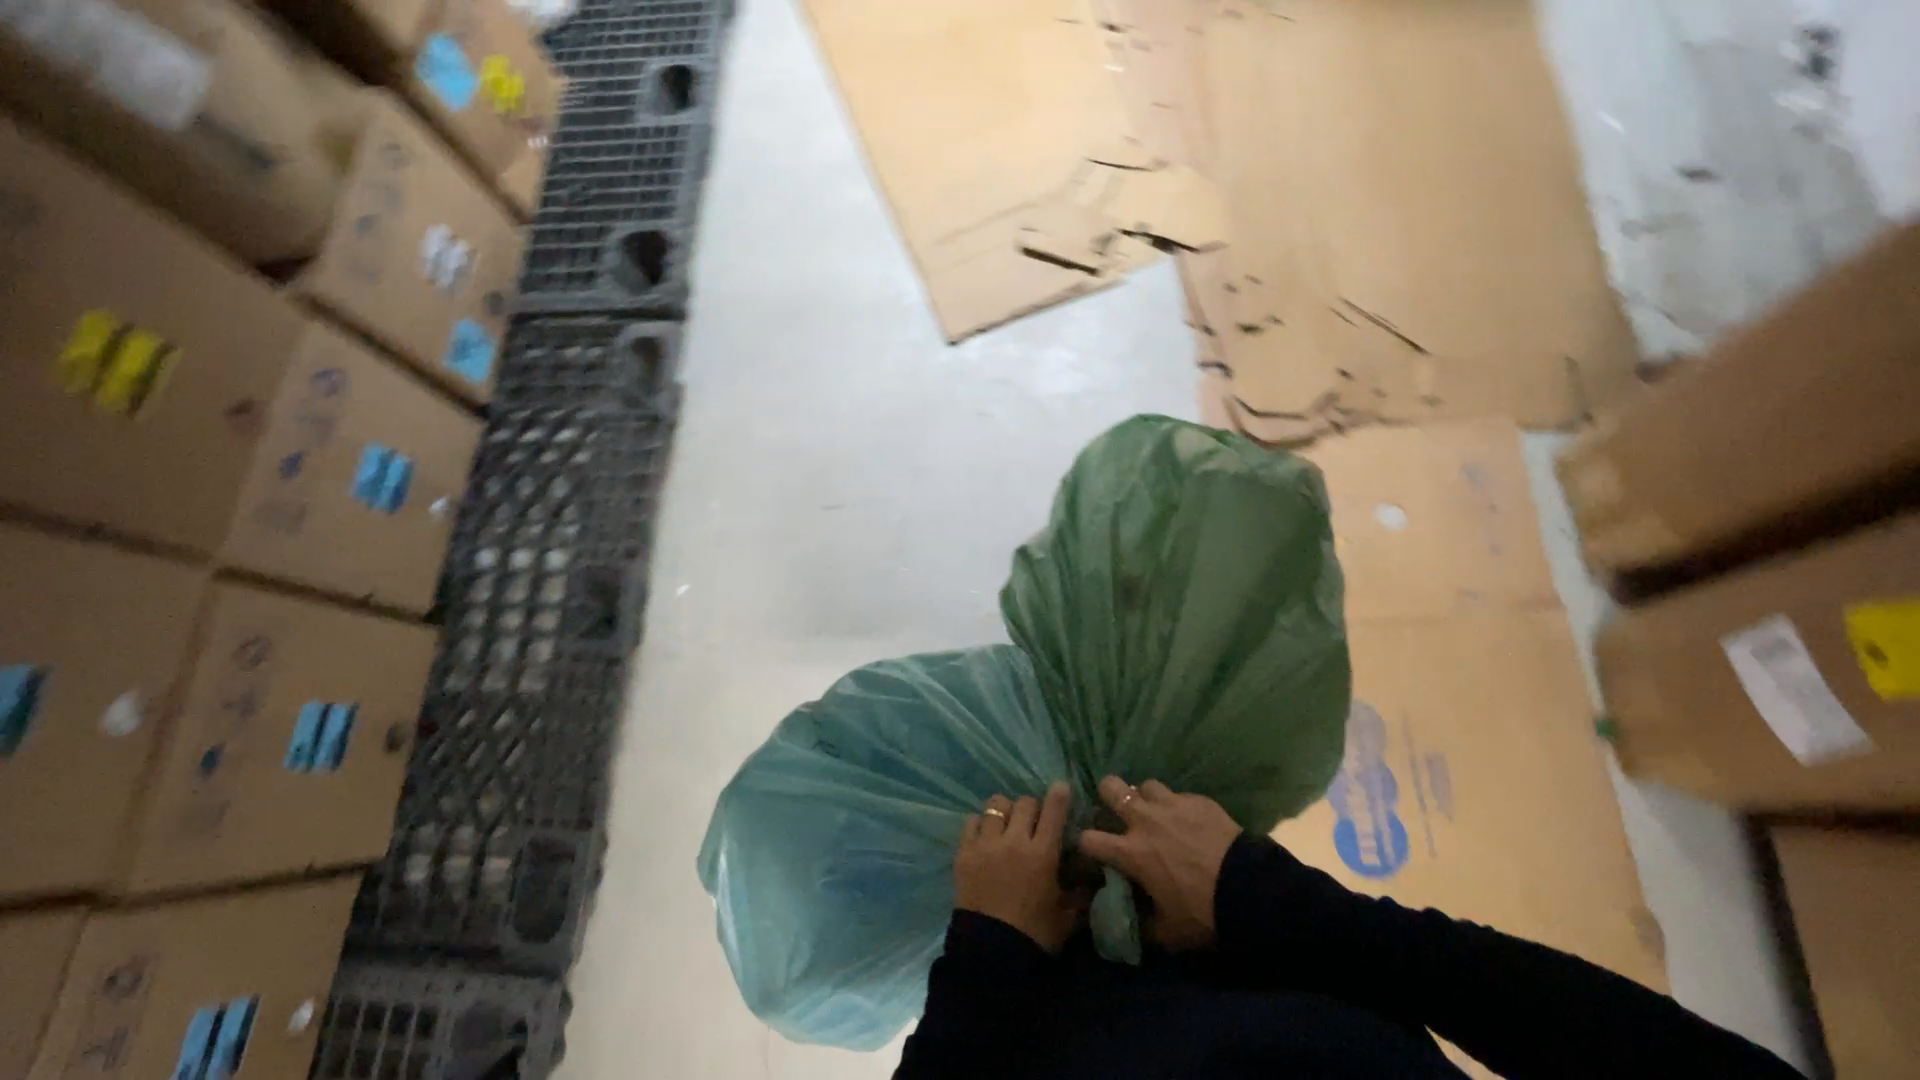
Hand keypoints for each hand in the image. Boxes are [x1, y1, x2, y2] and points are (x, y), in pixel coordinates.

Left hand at [954, 782, 1083, 952]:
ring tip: (1007, 823)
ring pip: (996, 805)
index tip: (1061, 788)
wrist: (990, 953)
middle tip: (1034, 820)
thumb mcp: (1066, 917)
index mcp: (1043, 854)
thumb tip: (1094, 880)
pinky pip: (972, 821)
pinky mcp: (964, 852)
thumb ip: (1081, 895)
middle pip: (1024, 803)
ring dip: (1006, 810)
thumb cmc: (1034, 935)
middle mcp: (1014, 841)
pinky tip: (986, 835)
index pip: (1054, 810)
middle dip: (1033, 807)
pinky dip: (981, 823)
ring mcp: (986, 844)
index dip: (1059, 795)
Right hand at [1076, 776, 1242, 950]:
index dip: (1085, 843)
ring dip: (1146, 798)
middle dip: (1108, 795)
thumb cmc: (1202, 912)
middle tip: (1117, 810)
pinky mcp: (1198, 800)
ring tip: (1156, 812)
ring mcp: (1172, 804)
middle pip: (1110, 787)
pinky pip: (1178, 794)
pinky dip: (1178, 805)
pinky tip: (1189, 820)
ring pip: (1145, 784)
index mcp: (1130, 852)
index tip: (1092, 850)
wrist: (1249, 889)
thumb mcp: (1167, 931)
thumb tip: (1130, 921)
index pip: (1087, 838)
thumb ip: (1142, 923)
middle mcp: (1144, 820)